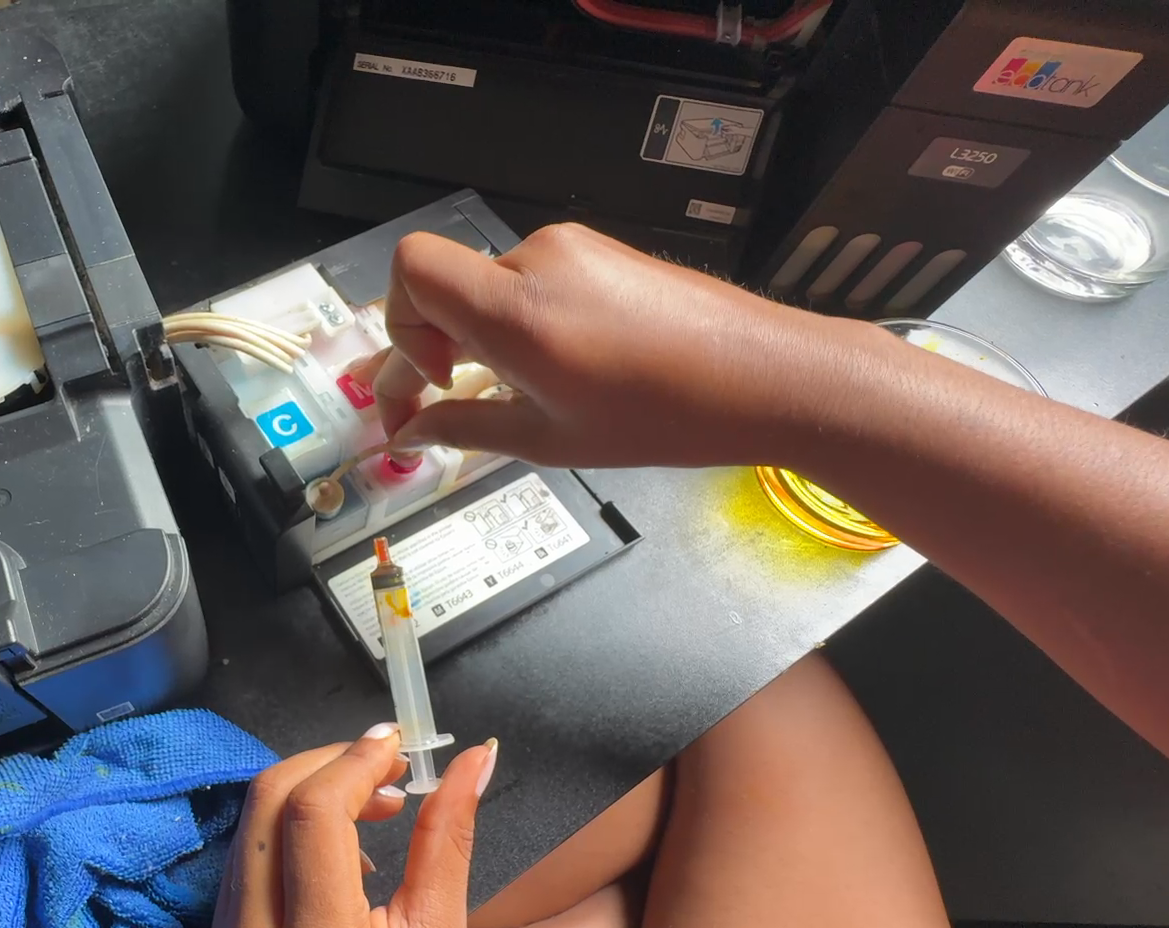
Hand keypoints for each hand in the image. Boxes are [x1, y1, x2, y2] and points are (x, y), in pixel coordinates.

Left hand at [211, 724, 498, 927]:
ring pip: (252, 819)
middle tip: (386, 768)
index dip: (354, 763)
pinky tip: (337, 840)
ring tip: (373, 801)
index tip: (395, 745)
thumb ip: (449, 840)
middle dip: (328, 762)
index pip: (313, 816)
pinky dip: (290, 822)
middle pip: (268, 800)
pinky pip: (246, 850)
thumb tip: (475, 758)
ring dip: (310, 787)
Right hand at [362, 223, 890, 468]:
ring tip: (505, 388)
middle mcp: (535, 259)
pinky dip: (511, 322)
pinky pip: (524, 282)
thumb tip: (406, 432)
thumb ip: (461, 427)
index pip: (411, 268)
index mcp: (515, 309)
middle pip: (441, 284)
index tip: (436, 376)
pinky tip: (545, 364)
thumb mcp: (545, 438)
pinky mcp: (597, 251)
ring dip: (471, 337)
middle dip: (426, 346)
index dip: (400, 324)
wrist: (768, 376)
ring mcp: (571, 248)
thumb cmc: (654, 419)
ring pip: (482, 288)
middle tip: (433, 402)